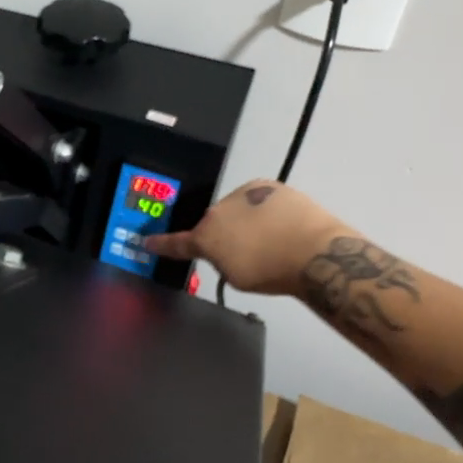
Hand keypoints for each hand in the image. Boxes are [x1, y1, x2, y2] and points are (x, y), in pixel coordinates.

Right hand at [145, 180, 349, 295]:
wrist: (316, 253)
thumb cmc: (272, 273)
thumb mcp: (236, 277)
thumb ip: (221, 261)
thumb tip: (224, 252)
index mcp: (207, 236)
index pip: (178, 242)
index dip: (161, 244)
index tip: (146, 241)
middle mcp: (218, 211)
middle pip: (214, 222)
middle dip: (223, 234)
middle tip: (244, 251)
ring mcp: (244, 195)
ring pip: (237, 208)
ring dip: (245, 220)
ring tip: (269, 238)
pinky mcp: (268, 186)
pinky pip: (259, 199)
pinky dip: (265, 210)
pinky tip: (282, 224)